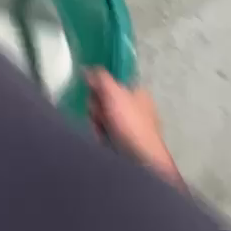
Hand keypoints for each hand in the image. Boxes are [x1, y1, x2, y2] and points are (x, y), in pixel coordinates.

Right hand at [84, 69, 181, 186]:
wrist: (143, 161)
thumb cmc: (131, 124)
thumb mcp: (114, 94)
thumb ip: (100, 78)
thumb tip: (87, 68)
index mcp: (137, 91)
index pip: (111, 82)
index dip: (99, 89)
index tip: (93, 97)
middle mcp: (136, 106)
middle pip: (105, 100)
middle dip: (96, 109)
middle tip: (97, 118)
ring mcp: (132, 125)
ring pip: (104, 118)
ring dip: (97, 124)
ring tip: (100, 133)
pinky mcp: (127, 142)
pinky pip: (107, 133)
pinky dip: (102, 136)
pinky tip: (103, 141)